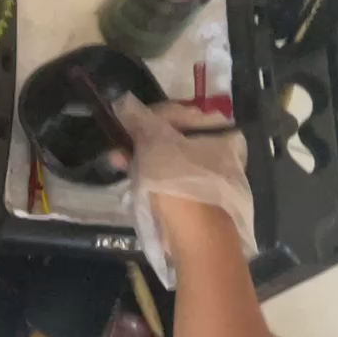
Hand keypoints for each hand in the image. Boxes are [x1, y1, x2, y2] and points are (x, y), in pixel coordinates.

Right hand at [113, 97, 255, 280]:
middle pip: (172, 136)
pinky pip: (171, 180)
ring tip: (120, 166)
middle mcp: (219, 147)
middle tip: (119, 149)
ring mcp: (210, 173)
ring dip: (143, 161)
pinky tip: (136, 184)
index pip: (174, 112)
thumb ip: (140, 122)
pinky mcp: (198, 196)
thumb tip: (124, 102)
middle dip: (141, 142)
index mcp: (216, 128)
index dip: (144, 117)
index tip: (122, 128)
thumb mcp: (155, 146)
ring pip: (169, 159)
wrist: (196, 235)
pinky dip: (153, 179)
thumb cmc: (178, 182)